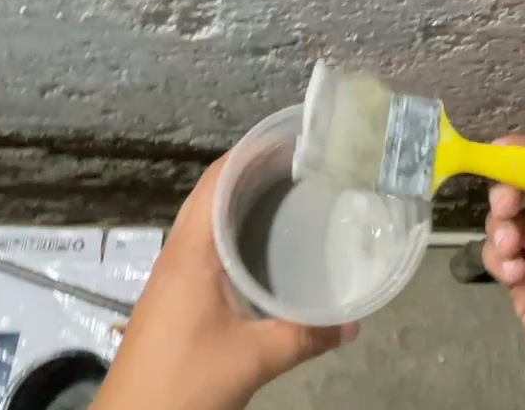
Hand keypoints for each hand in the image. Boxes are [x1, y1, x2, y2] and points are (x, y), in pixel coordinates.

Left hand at [93, 154, 357, 409]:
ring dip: (238, 197)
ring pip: (205, 216)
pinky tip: (256, 243)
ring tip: (283, 190)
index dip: (249, 152)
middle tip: (297, 163)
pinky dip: (229, 226)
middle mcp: (178, 251)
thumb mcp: (251, 361)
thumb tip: (352, 323)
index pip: (217, 178)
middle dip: (250, 170)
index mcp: (192, 250)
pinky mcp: (171, 293)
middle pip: (211, 191)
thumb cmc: (184, 383)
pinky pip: (203, 240)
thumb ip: (303, 337)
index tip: (288, 141)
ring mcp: (171, 272)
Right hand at [483, 133, 524, 409]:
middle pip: (519, 191)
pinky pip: (497, 259)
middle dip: (506, 192)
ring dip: (499, 227)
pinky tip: (514, 274)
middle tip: (505, 205)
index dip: (523, 154)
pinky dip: (497, 259)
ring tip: (511, 246)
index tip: (498, 147)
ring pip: (503, 223)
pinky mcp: (524, 287)